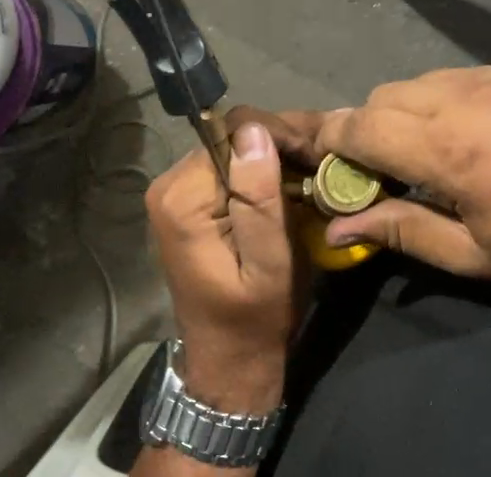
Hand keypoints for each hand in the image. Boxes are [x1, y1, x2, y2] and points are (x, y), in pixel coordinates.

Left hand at [145, 119, 297, 411]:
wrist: (231, 360)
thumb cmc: (255, 316)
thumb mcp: (270, 262)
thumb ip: (259, 197)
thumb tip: (253, 131)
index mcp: (182, 197)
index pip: (237, 130)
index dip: (283, 138)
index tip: (317, 163)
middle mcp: (169, 186)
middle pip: (235, 133)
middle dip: (283, 145)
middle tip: (320, 172)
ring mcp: (177, 192)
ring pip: (237, 145)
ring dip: (278, 157)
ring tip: (312, 179)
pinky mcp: (190, 201)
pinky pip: (232, 165)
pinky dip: (266, 171)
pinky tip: (291, 188)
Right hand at [303, 67, 490, 280]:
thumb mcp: (470, 255)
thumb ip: (400, 231)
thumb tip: (335, 227)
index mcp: (447, 149)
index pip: (361, 127)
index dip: (330, 142)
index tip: (317, 164)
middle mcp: (458, 101)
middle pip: (378, 99)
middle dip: (362, 131)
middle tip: (373, 173)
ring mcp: (483, 80)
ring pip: (409, 85)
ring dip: (395, 114)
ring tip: (416, 157)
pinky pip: (442, 78)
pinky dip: (428, 101)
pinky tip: (452, 135)